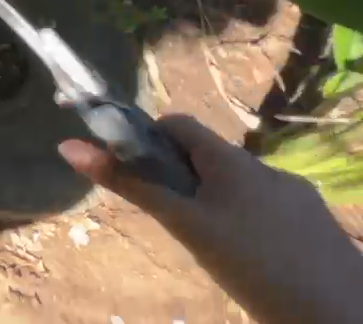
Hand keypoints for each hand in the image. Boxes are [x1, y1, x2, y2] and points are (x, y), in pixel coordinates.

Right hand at [60, 114, 362, 323]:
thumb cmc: (253, 265)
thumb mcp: (182, 224)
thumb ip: (127, 183)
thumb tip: (65, 145)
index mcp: (234, 161)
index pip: (179, 124)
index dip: (150, 137)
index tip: (137, 167)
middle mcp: (270, 170)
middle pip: (208, 156)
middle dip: (181, 175)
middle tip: (170, 209)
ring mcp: (302, 201)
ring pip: (238, 184)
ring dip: (214, 199)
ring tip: (208, 238)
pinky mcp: (322, 230)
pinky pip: (268, 209)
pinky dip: (247, 220)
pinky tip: (247, 255)